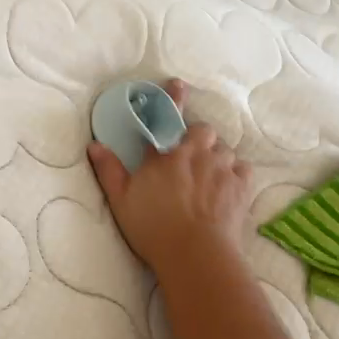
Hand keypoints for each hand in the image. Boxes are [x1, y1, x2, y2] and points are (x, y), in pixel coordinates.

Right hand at [88, 79, 253, 276]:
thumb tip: (95, 145)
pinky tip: (229, 185)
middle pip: (203, 131)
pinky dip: (236, 172)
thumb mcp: (121, 201)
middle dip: (198, 138)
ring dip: (217, 156)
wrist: (196, 254)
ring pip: (224, 149)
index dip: (172, 99)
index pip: (167, 119)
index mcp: (166, 155)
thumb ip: (109, 170)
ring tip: (210, 175)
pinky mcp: (242, 187)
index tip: (177, 84)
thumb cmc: (153, 228)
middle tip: (190, 157)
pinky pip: (243, 168)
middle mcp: (196, 154)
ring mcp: (222, 169)